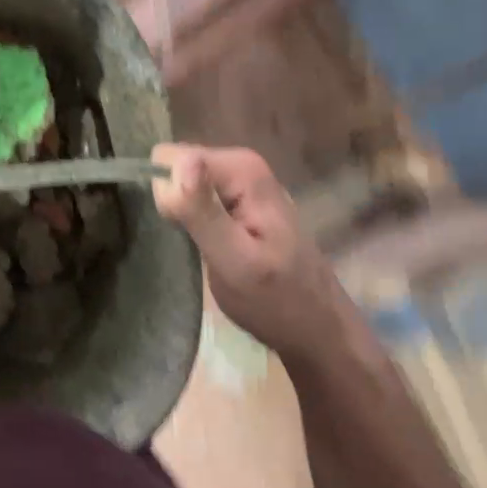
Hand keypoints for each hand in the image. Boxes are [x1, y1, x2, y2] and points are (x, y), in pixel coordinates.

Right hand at [152, 143, 352, 361]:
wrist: (317, 330)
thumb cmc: (277, 301)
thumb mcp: (235, 261)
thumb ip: (202, 210)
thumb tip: (178, 161)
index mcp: (241, 168)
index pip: (170, 157)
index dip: (169, 196)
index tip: (185, 232)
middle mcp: (241, 163)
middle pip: (176, 165)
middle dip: (175, 202)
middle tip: (197, 243)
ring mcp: (240, 181)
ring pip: (181, 180)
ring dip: (182, 213)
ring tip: (200, 246)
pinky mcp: (236, 199)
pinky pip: (193, 194)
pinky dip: (190, 218)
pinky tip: (205, 243)